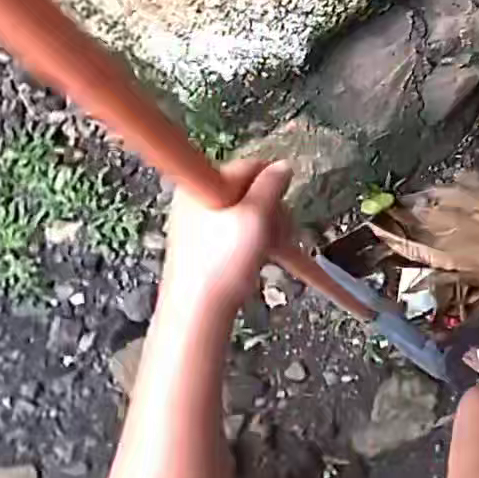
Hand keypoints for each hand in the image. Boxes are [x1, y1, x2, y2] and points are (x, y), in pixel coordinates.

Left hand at [158, 159, 292, 317]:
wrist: (196, 311)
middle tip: (279, 232)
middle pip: (246, 189)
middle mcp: (195, 198)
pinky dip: (250, 239)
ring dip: (264, 225)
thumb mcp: (256, 217)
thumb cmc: (224, 263)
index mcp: (203, 185)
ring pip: (243, 211)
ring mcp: (195, 222)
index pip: (247, 166)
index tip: (283, 204)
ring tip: (268, 248)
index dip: (272, 182)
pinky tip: (256, 256)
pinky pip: (233, 229)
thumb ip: (271, 186)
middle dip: (270, 208)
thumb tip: (283, 166)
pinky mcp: (198, 244)